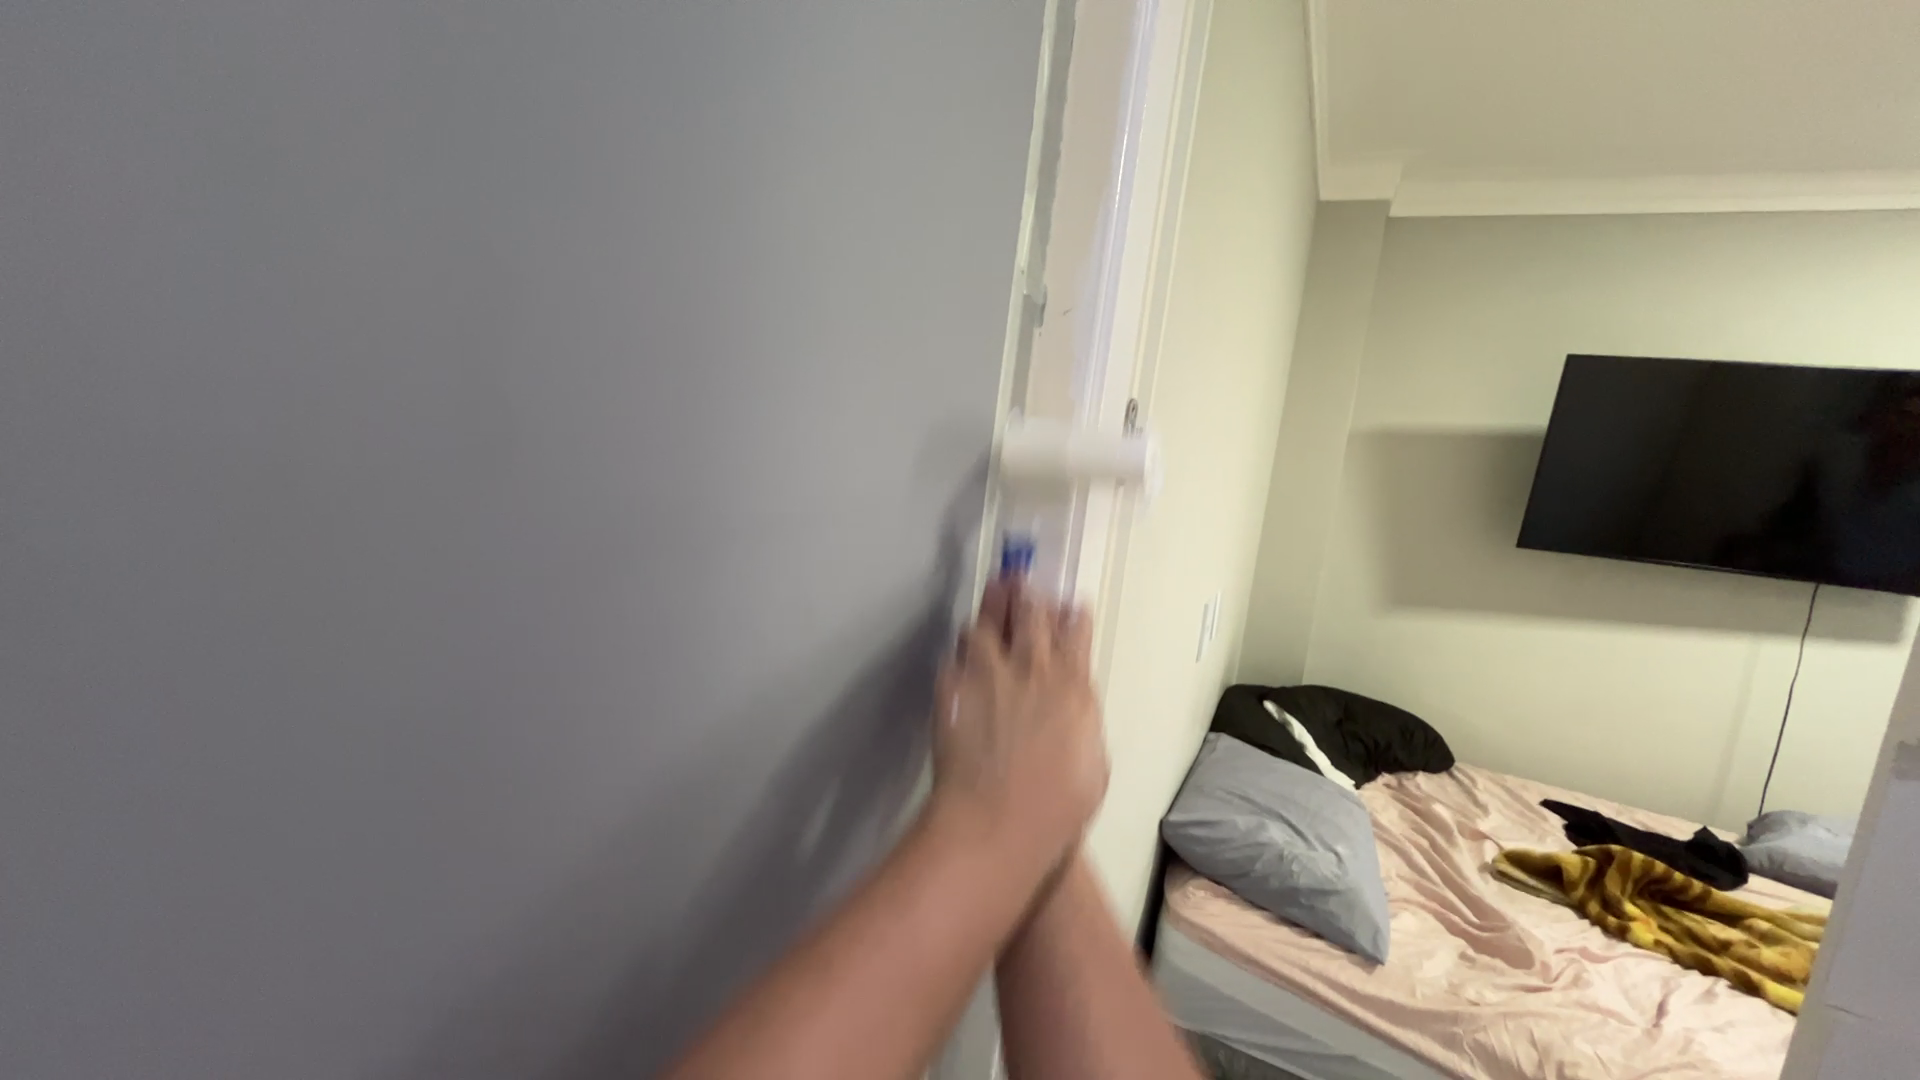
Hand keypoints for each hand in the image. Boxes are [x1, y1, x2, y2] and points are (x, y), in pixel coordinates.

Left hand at [928, 579, 1108, 874]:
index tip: (1070, 603)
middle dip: (1026, 592)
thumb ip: (1082, 720)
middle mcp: (1032, 667)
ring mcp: (988, 671)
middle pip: (1029, 613)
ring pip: (986, 623)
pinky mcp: (953, 684)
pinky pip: (955, 655)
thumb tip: (1074, 705)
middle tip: (1021, 576)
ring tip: (992, 594)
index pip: (1076, 634)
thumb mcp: (1094, 762)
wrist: (998, 817)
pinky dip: (961, 652)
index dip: (1072, 614)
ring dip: (991, 608)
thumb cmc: (1059, 804)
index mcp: (1073, 685)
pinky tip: (961, 653)